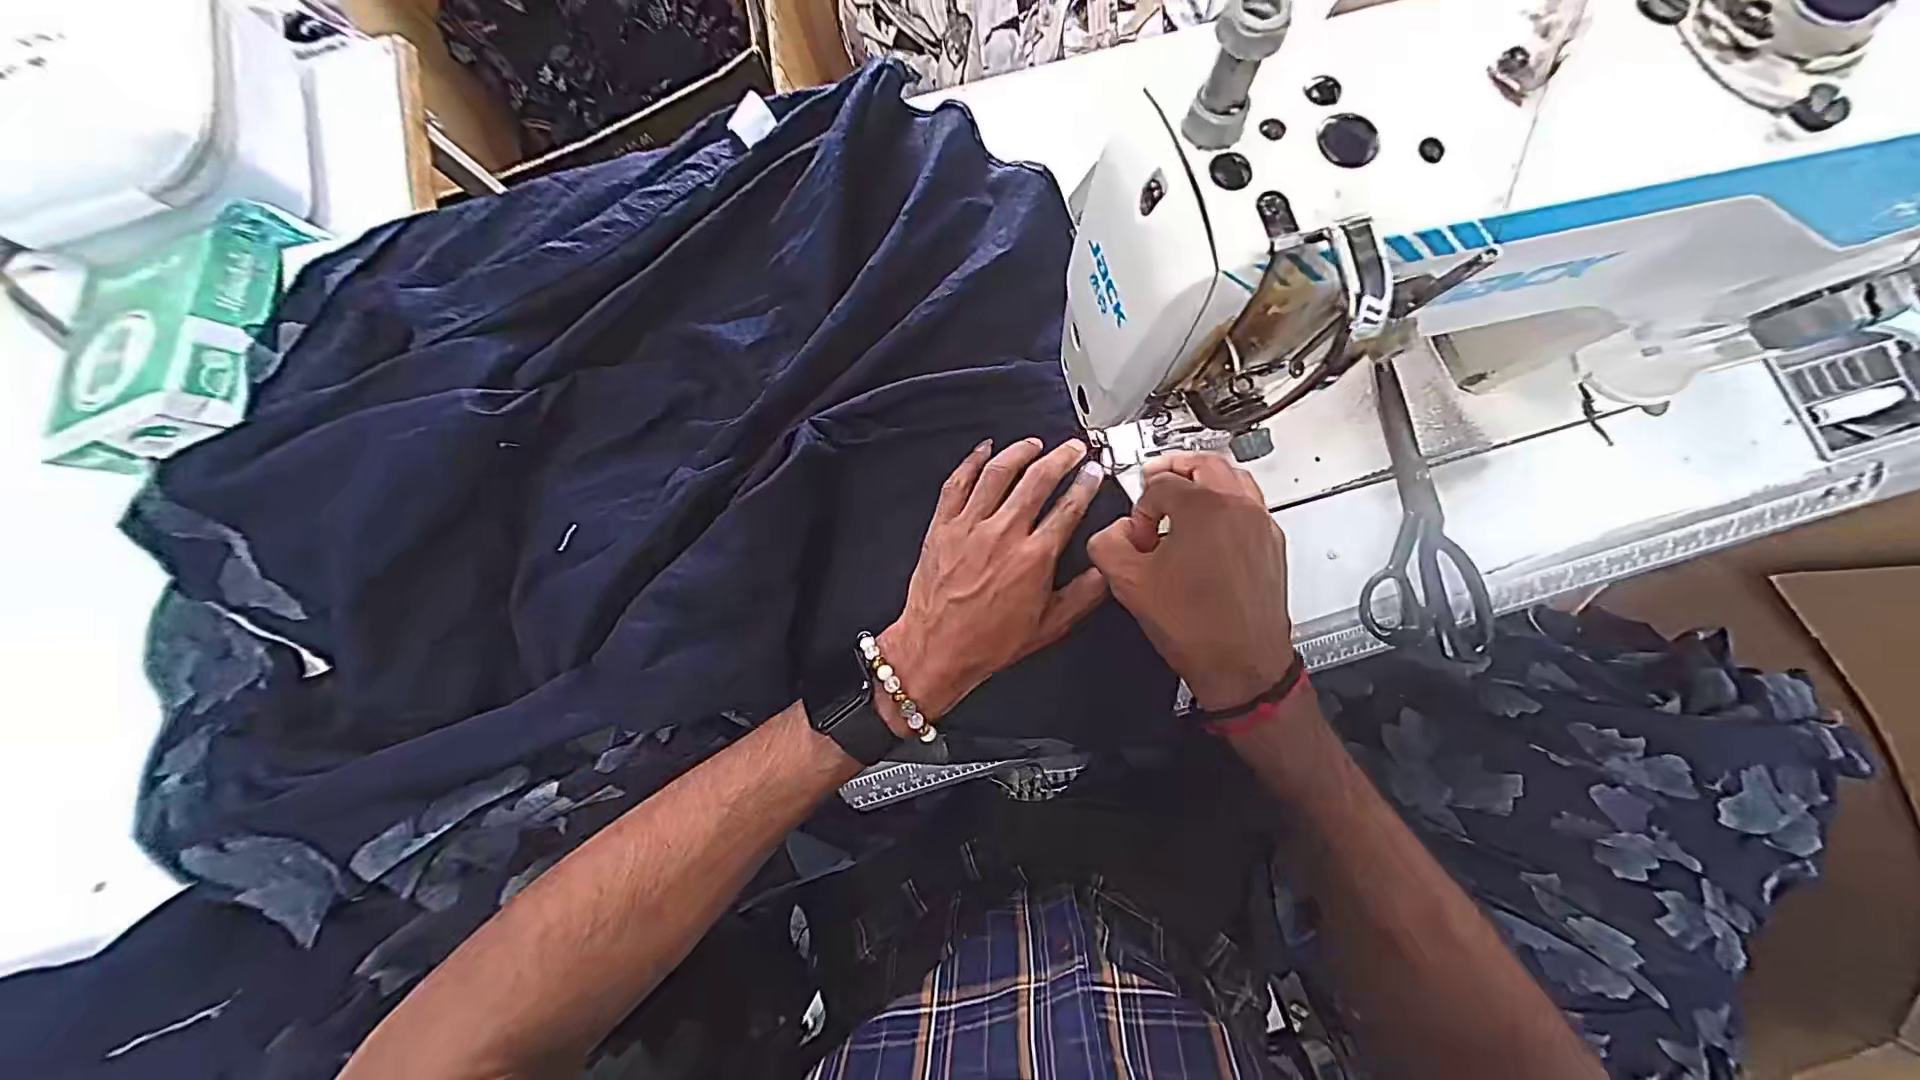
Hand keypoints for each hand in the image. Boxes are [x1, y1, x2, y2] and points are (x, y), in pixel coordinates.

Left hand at [877, 437, 1110, 732]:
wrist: (937, 648)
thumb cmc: (987, 642)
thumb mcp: (1049, 626)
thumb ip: (1083, 595)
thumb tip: (1104, 572)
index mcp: (1032, 558)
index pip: (1068, 508)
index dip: (1086, 484)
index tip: (1093, 472)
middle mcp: (1002, 535)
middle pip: (1037, 480)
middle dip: (1061, 457)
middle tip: (1072, 449)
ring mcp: (969, 527)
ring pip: (998, 473)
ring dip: (1020, 452)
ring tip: (1034, 444)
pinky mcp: (943, 526)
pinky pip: (957, 483)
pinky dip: (972, 461)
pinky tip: (984, 451)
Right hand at [1086, 451, 1293, 711]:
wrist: (1241, 664)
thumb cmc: (1198, 628)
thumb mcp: (1128, 582)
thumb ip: (1107, 543)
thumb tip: (1112, 534)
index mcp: (1203, 508)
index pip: (1160, 483)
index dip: (1140, 509)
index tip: (1138, 536)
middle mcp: (1238, 508)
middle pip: (1203, 463)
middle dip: (1172, 470)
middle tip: (1154, 481)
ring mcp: (1260, 525)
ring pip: (1232, 477)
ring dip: (1202, 480)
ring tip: (1182, 496)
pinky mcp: (1271, 544)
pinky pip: (1248, 505)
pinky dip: (1225, 502)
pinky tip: (1208, 527)